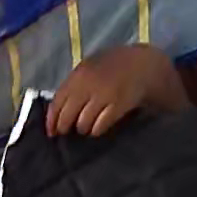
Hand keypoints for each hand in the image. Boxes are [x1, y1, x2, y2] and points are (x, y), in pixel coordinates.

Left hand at [46, 43, 186, 136]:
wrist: (145, 64)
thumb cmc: (112, 69)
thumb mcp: (90, 69)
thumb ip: (73, 86)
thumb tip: (54, 114)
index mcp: (79, 74)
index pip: (57, 102)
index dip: (52, 120)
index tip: (51, 132)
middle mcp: (89, 84)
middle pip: (67, 116)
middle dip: (65, 127)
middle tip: (67, 132)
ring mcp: (105, 94)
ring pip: (82, 124)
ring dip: (82, 129)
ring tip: (86, 128)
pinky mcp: (119, 105)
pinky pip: (99, 126)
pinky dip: (96, 130)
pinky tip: (98, 128)